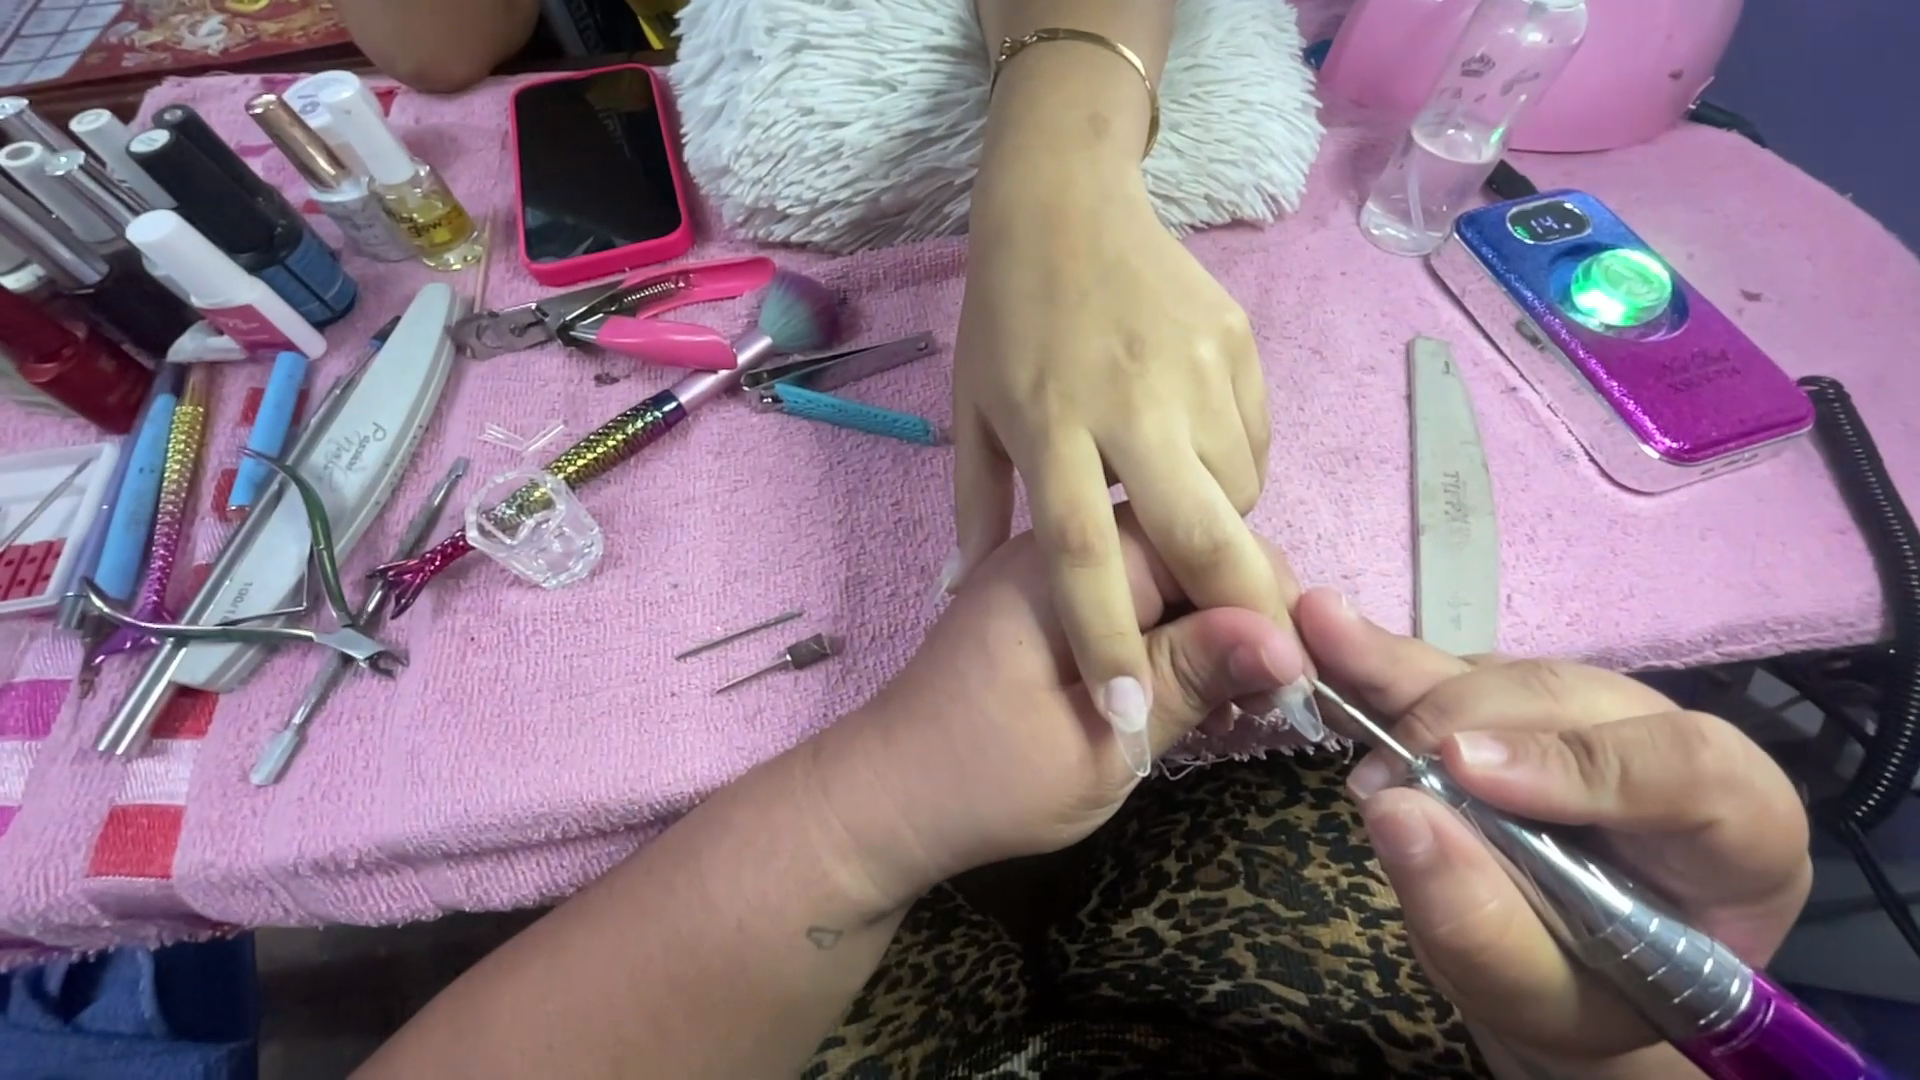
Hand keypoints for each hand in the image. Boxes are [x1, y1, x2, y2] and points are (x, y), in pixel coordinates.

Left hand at [814, 510, 1310, 912]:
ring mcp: (1055, 573)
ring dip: (1207, 634)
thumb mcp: (1101, 740)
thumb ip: (1187, 679)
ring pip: (1164, 580)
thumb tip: (1285, 641)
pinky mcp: (1051, 606)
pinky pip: (1131, 602)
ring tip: (1232, 705)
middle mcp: (1063, 546)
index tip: (1295, 675)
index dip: (1261, 601)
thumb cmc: (987, 777)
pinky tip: (1186, 695)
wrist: (889, 793)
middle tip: (1266, 698)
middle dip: (1240, 619)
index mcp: (1070, 561)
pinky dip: (1168, 641)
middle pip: (1187, 553)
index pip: (1200, 541)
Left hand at [948, 57, 1312, 773]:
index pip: (1084, 557)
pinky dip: (1236, 471)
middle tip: (1262, 667)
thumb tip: (964, 583)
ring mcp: (1194, 371)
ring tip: (1186, 519)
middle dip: (1238, 613)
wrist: (1062, 205)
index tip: (1128, 718)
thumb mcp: (971, 414)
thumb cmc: (1003, 320)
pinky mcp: (1238, 345)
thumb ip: (975, 506)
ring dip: (1223, 527)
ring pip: (1239, 491)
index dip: (1106, 646)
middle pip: (1202, 534)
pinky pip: (1255, 442)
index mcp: (1051, 430)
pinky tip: (1195, 454)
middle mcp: (1129, 407)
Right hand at [1295, 589, 1811, 1062]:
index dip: (1574, 759)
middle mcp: (1649, 741)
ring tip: (1319, 659)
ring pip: (1487, 666)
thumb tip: (1391, 813)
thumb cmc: (1567, 984)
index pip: (1684, 767)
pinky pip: (1431, 664)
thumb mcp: (1534, 994)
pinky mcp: (1488, 692)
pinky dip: (1367, 660)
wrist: (1541, 955)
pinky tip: (1318, 638)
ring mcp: (1561, 707)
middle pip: (1563, 695)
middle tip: (1375, 776)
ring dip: (1397, 671)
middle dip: (1457, 719)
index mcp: (1727, 830)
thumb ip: (1479, 923)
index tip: (1457, 768)